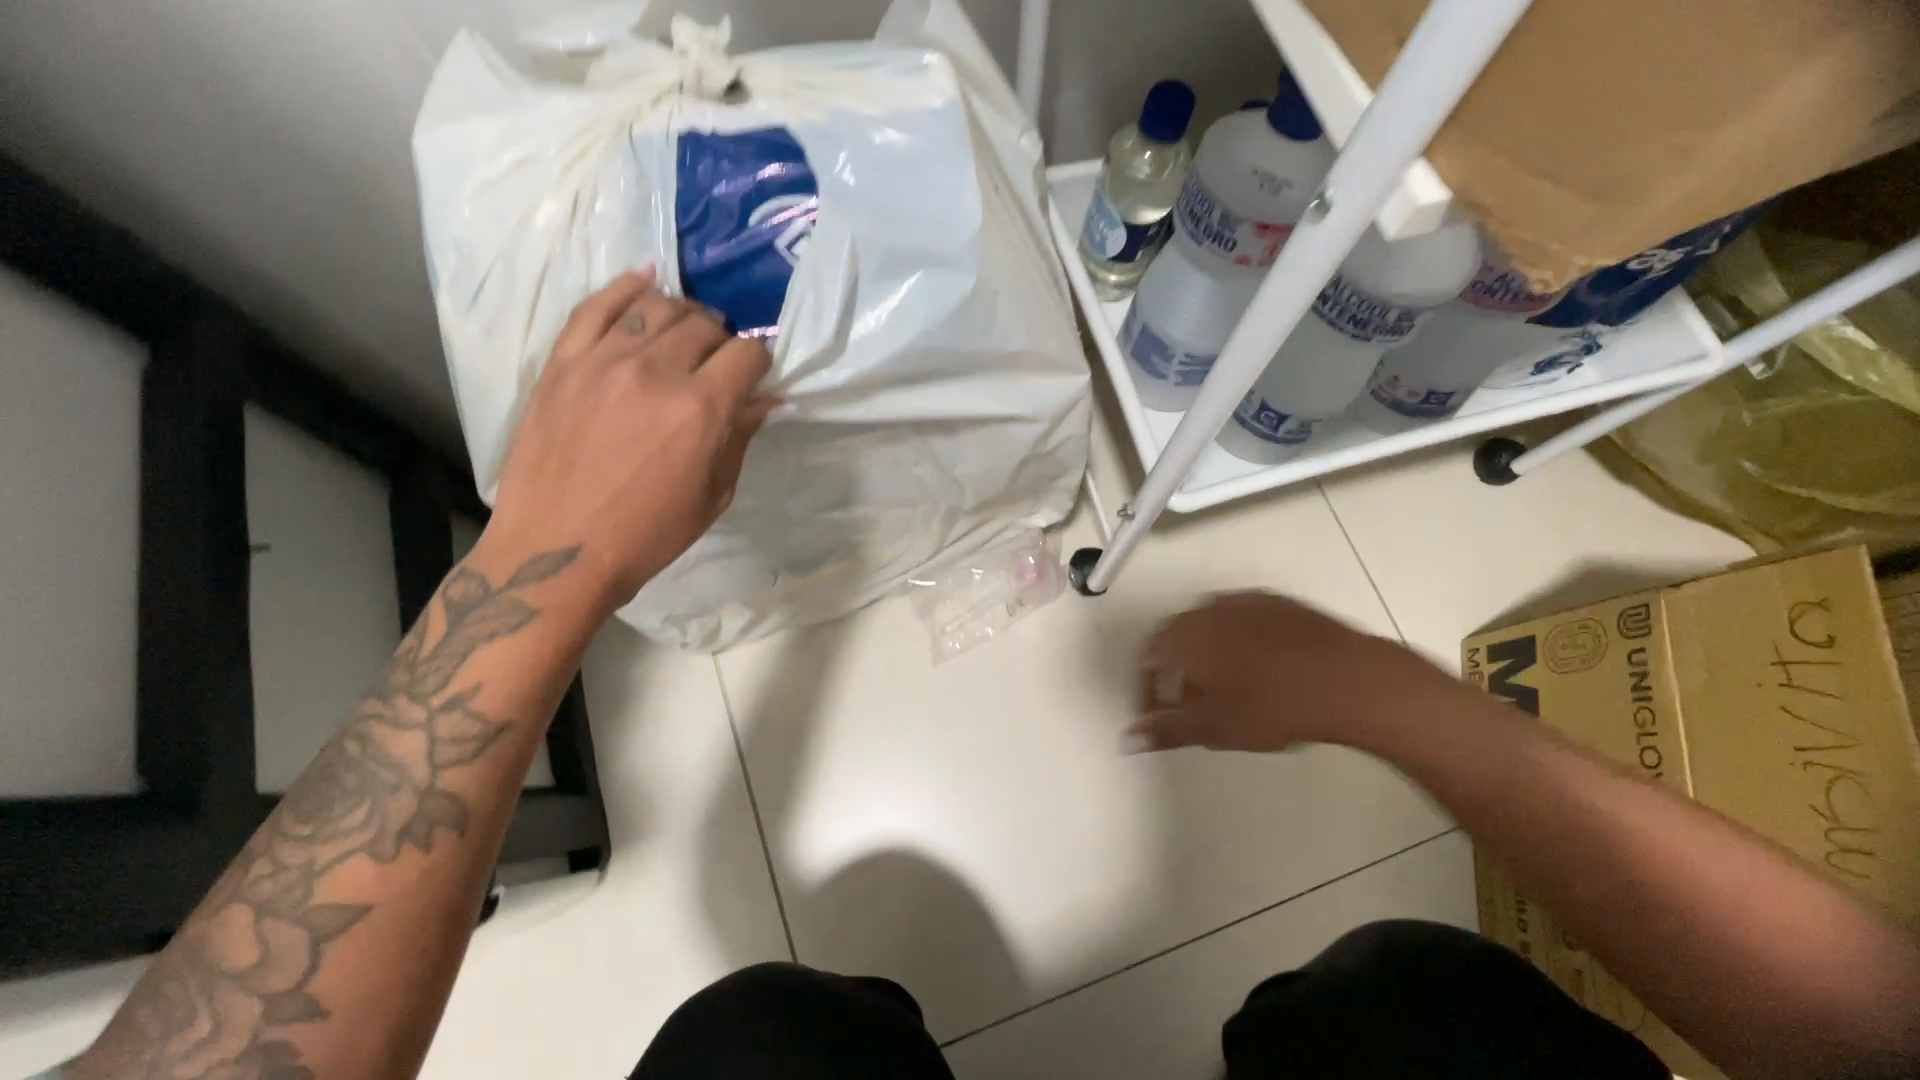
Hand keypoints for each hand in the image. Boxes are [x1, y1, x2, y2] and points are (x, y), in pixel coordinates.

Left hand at [480, 268, 776, 613]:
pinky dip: (626, 287)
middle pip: (705, 325)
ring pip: (657, 306)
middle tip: (715, 364)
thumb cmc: (646, 536)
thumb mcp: (712, 496)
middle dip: (722, 340)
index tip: (752, 379)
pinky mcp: (563, 362)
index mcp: (700, 410)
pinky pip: (596, 305)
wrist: (556, 551)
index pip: (748, 354)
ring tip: (682, 334)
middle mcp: (655, 372)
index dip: (759, 364)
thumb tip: (765, 400)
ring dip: (682, 315)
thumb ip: (739, 438)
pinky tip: (645, 281)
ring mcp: (603, 360)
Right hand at [1128, 591, 1461, 753]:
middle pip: (1176, 641)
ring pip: (1210, 632)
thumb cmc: (1274, 705)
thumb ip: (1166, 729)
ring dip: (1206, 662)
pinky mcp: (1281, 604)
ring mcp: (1247, 602)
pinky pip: (1243, 625)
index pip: (1146, 659)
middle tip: (1190, 711)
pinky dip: (1238, 649)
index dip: (1146, 692)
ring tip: (1226, 698)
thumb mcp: (1214, 726)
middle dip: (1176, 676)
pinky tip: (1260, 677)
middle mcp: (1208, 609)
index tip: (1157, 719)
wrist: (1351, 680)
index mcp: (1184, 634)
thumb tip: (1128, 738)